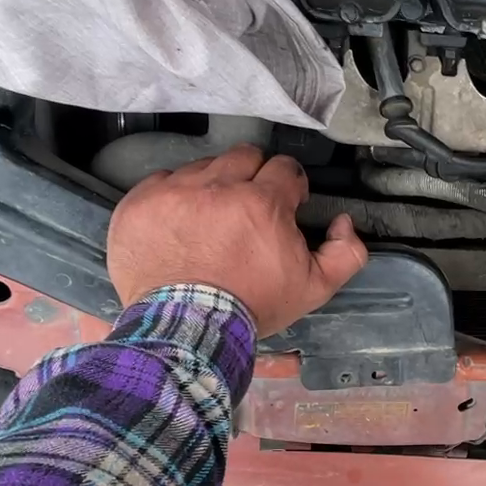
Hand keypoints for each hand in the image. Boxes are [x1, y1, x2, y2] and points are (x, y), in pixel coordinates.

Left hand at [106, 145, 368, 334]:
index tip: (286, 205)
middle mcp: (218, 186)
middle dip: (254, 176)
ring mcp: (175, 192)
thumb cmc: (252, 307)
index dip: (290, 186)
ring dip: (214, 185)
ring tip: (212, 219)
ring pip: (203, 166)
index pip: (285, 168)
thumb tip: (344, 223)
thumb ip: (345, 253)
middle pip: (245, 156)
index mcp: (264, 202)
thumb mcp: (314, 289)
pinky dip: (175, 197)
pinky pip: (162, 181)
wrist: (185, 329)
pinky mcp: (140, 203)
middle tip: (251, 207)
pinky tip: (182, 225)